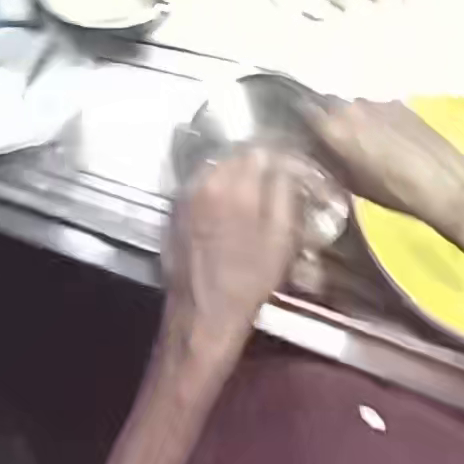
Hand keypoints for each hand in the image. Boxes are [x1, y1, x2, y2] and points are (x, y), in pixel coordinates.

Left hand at [163, 149, 302, 358]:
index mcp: (237, 188)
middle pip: (235, 153)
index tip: (286, 163)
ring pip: (216, 165)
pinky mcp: (176, 206)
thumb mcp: (281, 239)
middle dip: (254, 159)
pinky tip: (227, 201)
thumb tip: (285, 166)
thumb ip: (284, 195)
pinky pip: (200, 181)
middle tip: (270, 173)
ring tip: (250, 185)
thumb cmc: (249, 280)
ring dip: (233, 169)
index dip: (276, 155)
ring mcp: (187, 193)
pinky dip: (215, 182)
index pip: (259, 150)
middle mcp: (208, 182)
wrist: (203, 312)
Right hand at [310, 99, 463, 236]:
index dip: (302, 123)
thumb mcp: (351, 183)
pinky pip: (377, 108)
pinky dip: (376, 120)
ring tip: (366, 143)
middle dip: (327, 120)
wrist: (446, 185)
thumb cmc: (394, 192)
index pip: (304, 111)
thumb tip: (316, 152)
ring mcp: (377, 103)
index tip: (305, 136)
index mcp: (334, 126)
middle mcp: (351, 107)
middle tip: (334, 142)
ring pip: (354, 107)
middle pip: (328, 105)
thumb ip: (328, 162)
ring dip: (353, 120)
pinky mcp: (400, 105)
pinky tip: (389, 141)